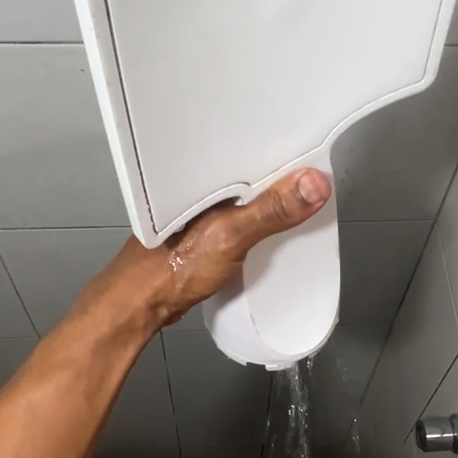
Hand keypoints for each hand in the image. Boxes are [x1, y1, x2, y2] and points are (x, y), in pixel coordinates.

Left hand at [89, 168, 331, 326]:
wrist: (141, 305)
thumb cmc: (168, 270)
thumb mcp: (230, 236)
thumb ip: (271, 211)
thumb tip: (313, 184)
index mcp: (204, 174)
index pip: (254, 151)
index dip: (286, 155)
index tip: (316, 164)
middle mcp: (201, 188)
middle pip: (253, 175)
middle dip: (281, 180)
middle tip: (313, 186)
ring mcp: (202, 212)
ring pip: (246, 200)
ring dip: (269, 204)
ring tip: (297, 204)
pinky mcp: (205, 234)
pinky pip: (240, 221)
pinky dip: (257, 225)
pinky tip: (268, 232)